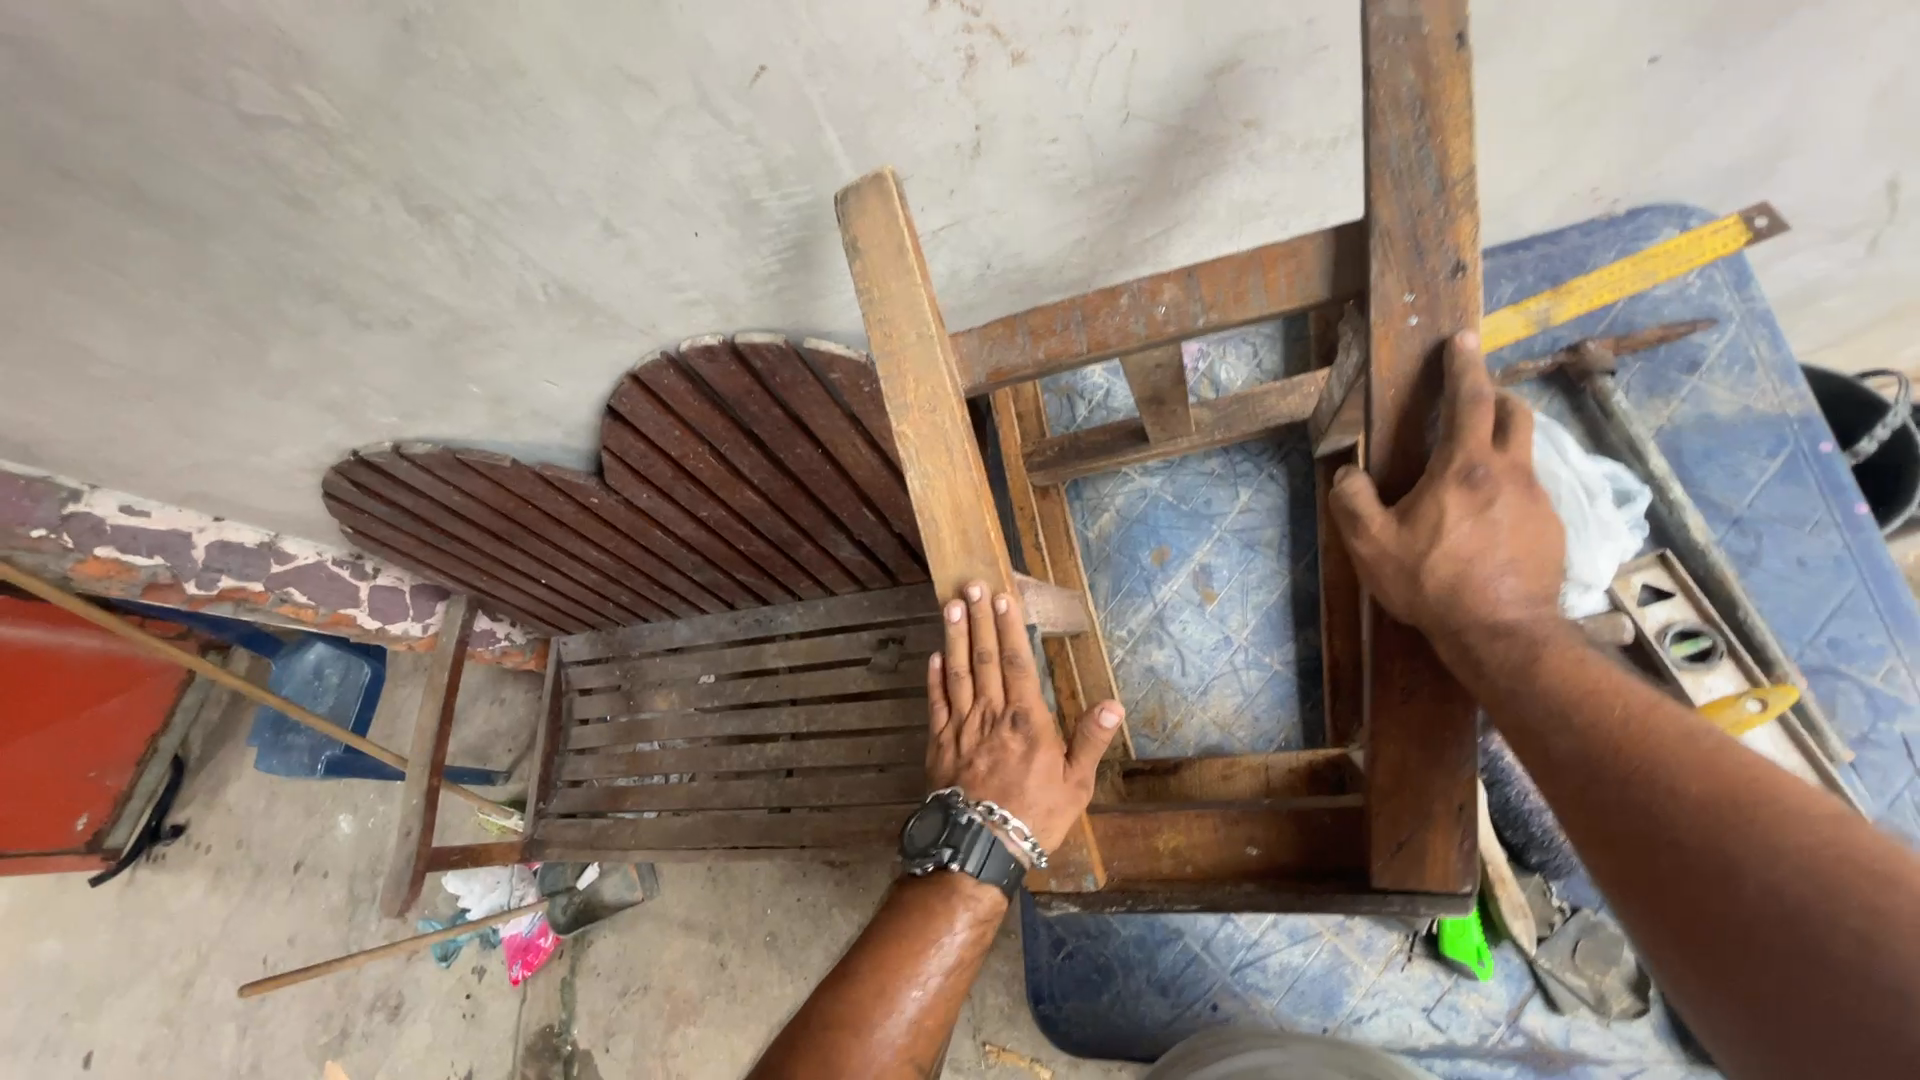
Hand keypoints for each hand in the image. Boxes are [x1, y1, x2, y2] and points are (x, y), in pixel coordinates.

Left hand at [924, 581, 1124, 855]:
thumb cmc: (1035, 817)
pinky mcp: (939, 744)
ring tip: (952, 605)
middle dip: (980, 618)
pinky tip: (934, 654)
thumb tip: (1113, 704)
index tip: (1003, 597)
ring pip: (958, 672)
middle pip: (984, 657)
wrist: (980, 848)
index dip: (1008, 626)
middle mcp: (991, 715)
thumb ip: (1090, 739)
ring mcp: (961, 727)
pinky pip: (936, 703)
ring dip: (955, 636)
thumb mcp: (1076, 784)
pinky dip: (934, 677)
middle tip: (972, 584)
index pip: (1016, 661)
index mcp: (1027, 721)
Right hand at [1330, 330, 1565, 645]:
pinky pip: (1529, 490)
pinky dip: (1507, 486)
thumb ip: (1351, 500)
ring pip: (1525, 452)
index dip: (1464, 365)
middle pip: (1515, 413)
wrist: (1502, 633)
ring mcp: (1538, 500)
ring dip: (1502, 442)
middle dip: (1495, 395)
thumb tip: (1347, 474)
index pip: (1470, 399)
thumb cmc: (1432, 582)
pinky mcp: (1552, 528)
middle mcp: (1510, 473)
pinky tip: (1487, 517)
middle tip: (1472, 398)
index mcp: (1464, 468)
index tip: (1462, 339)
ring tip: (1473, 466)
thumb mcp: (1370, 544)